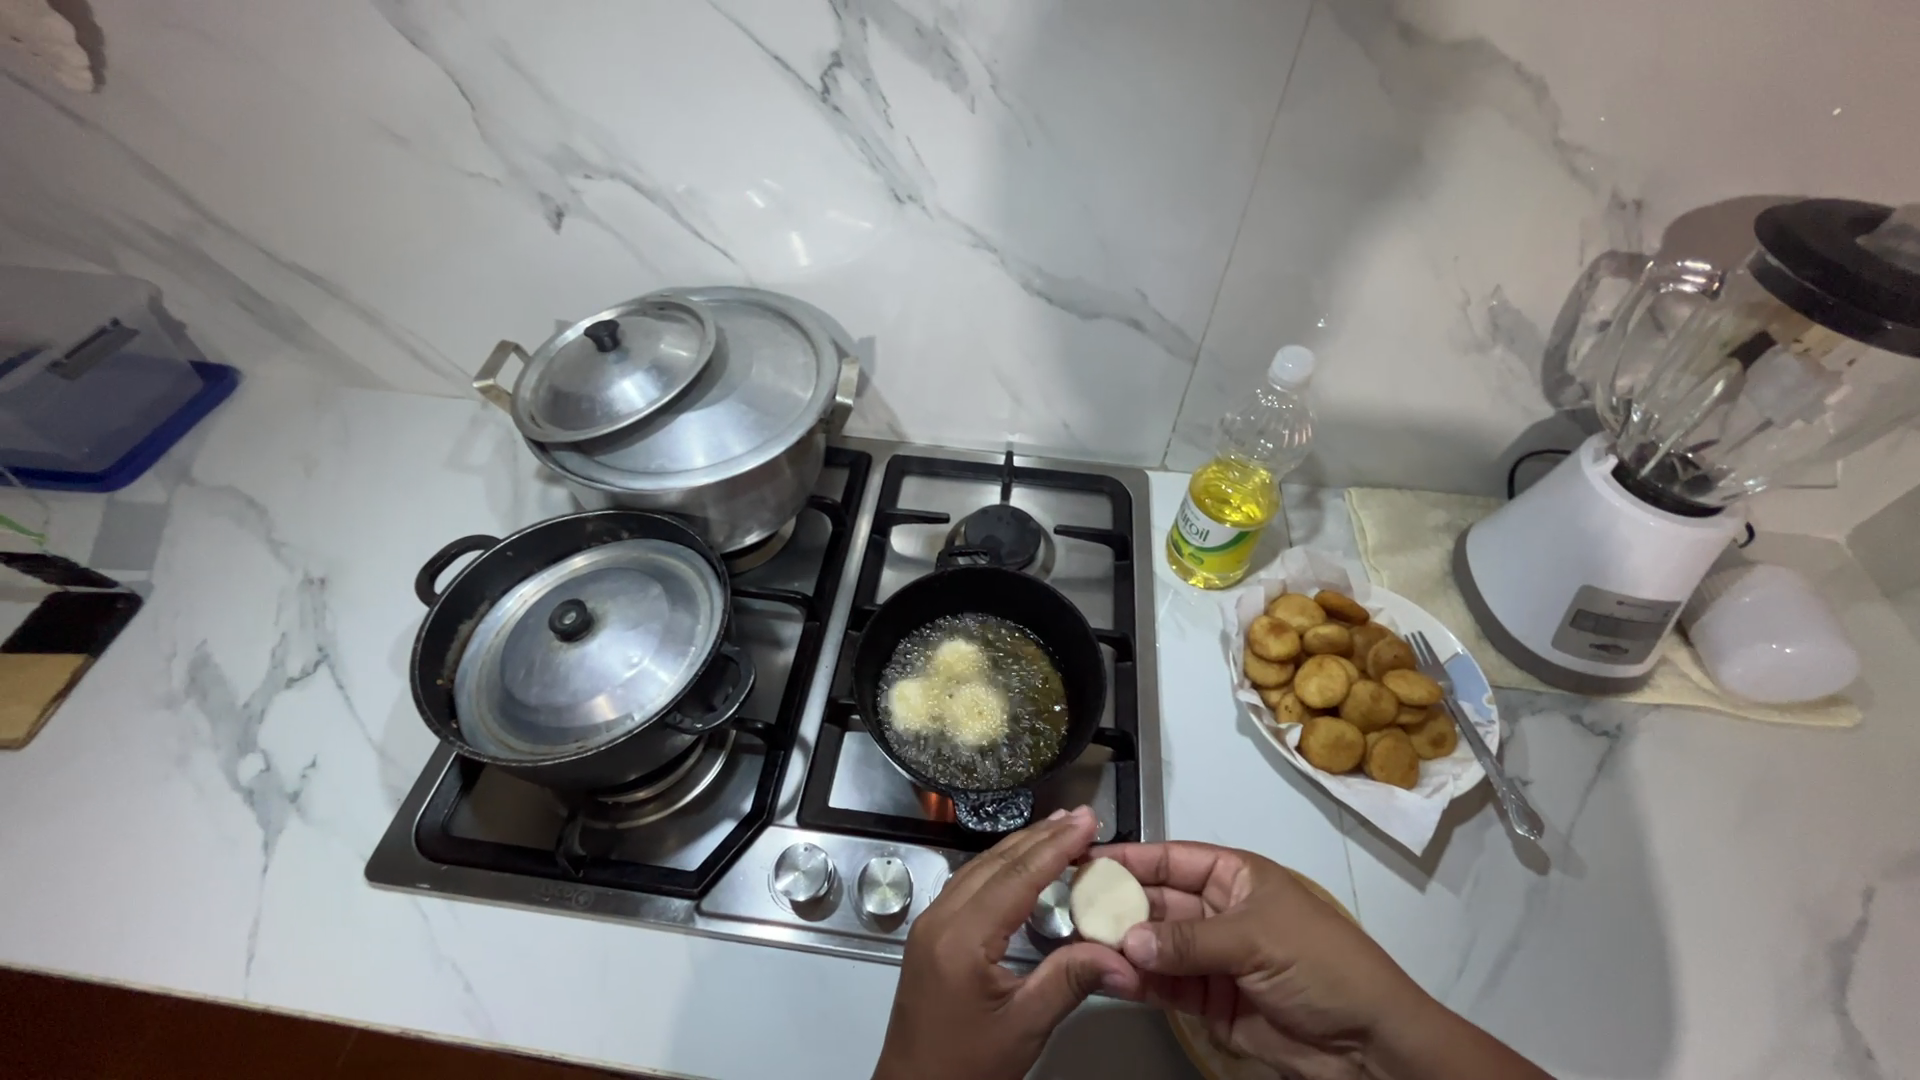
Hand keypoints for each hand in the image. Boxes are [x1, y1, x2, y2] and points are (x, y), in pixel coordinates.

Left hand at [873, 807, 1141, 1079]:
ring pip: (981, 867)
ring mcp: (932, 922)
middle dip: (1042, 836)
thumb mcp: (1023, 1028)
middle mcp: (941, 918)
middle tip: (1081, 817)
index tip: (1088, 820)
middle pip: (997, 862)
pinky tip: (1023, 864)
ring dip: (1022, 846)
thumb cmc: (964, 1069)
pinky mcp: (931, 932)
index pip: (1018, 876)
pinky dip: (1003, 865)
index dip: (1057, 845)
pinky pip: (970, 882)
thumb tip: (1123, 957)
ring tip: (1060, 829)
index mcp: (962, 937)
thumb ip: (1069, 981)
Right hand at [1098, 842, 1441, 1079]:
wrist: (1371, 1045)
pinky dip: (1138, 981)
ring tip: (1080, 945)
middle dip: (1117, 905)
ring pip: (1154, 944)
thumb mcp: (1256, 938)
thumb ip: (1189, 941)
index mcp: (1233, 875)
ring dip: (1121, 944)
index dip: (1128, 858)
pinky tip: (1109, 975)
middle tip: (1070, 909)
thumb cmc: (1320, 964)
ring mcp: (1210, 957)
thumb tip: (1126, 940)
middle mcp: (1216, 909)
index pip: (1170, 858)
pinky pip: (1165, 985)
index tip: (1083, 860)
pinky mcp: (1209, 1002)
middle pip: (1156, 901)